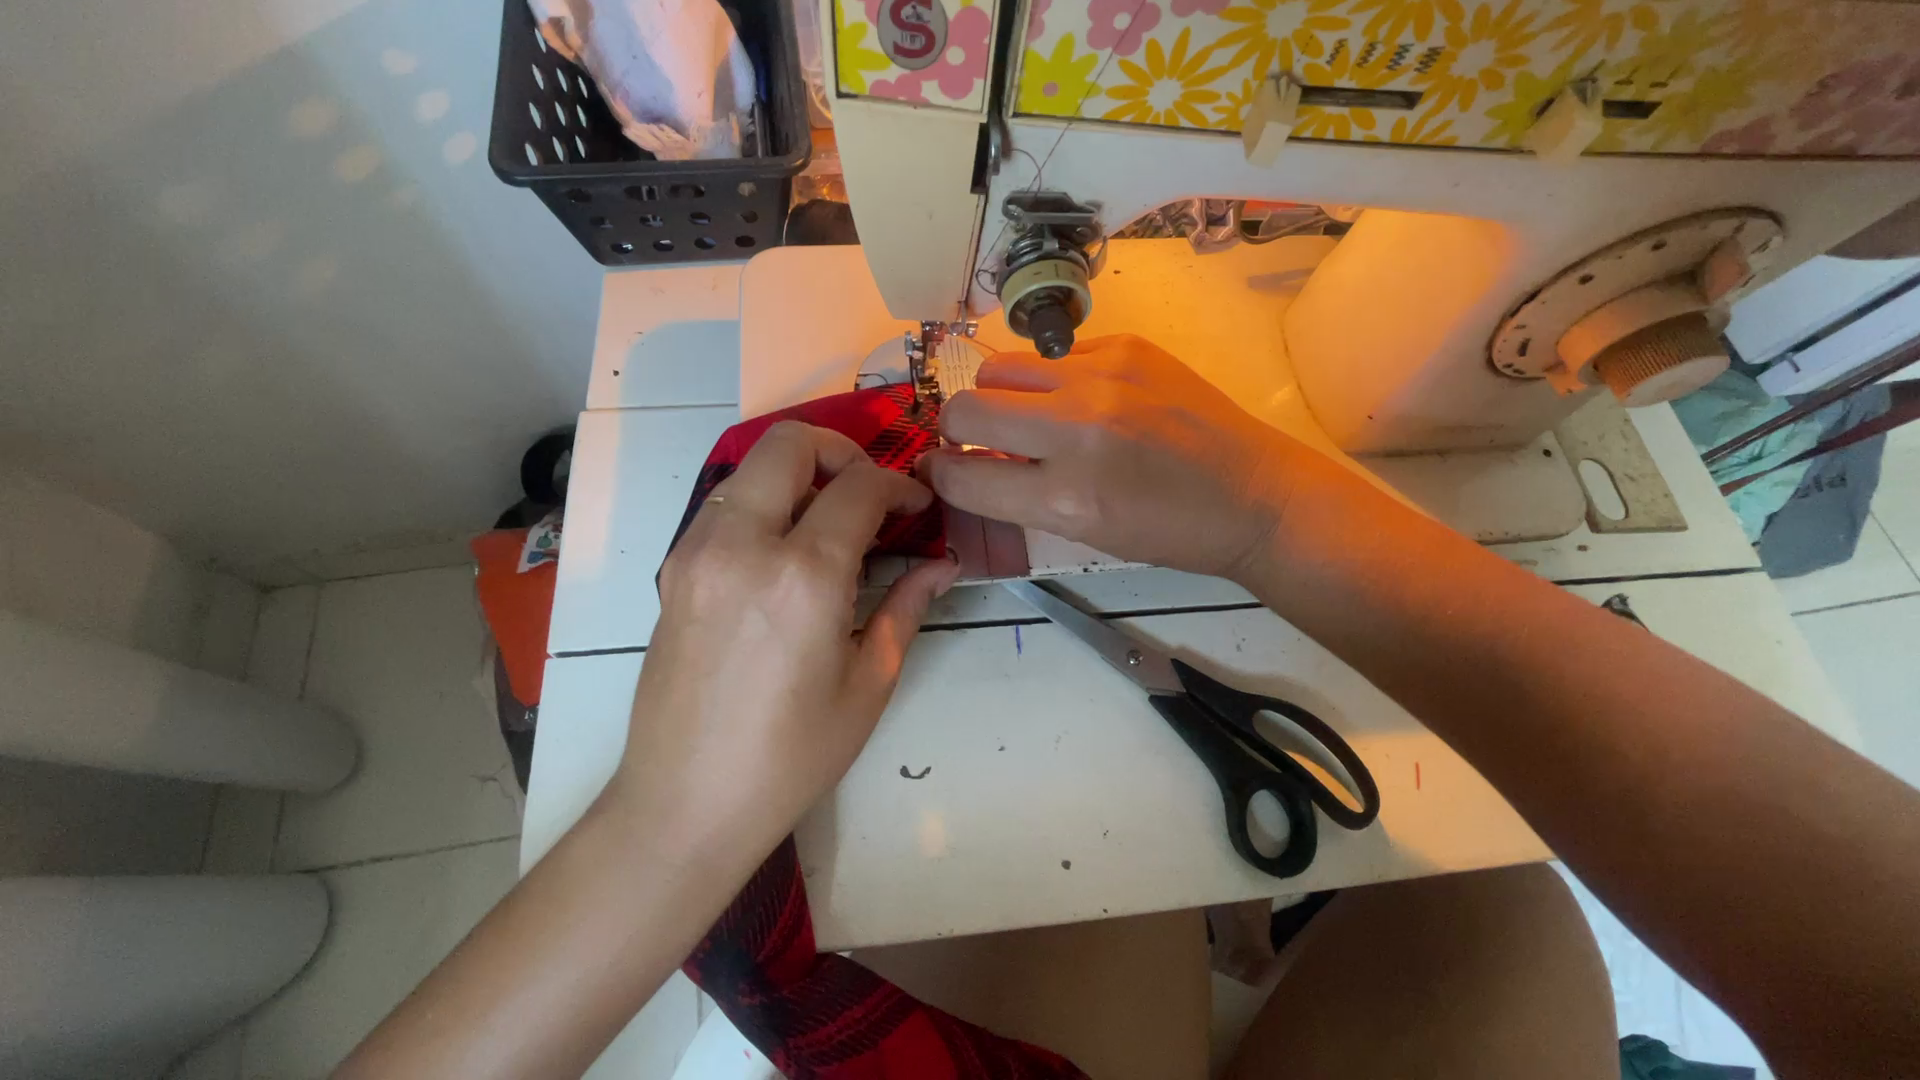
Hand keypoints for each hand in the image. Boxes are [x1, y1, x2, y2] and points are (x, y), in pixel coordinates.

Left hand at [613, 422, 961, 849]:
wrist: (686, 800)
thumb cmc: (792, 755)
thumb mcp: (867, 683)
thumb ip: (906, 606)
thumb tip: (943, 563)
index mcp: (804, 576)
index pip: (859, 487)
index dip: (899, 486)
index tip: (917, 507)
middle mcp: (744, 544)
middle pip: (790, 444)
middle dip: (840, 452)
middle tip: (869, 493)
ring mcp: (697, 550)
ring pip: (749, 468)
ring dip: (797, 474)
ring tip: (829, 521)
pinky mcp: (674, 568)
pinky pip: (724, 505)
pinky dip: (762, 503)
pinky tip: (786, 551)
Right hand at [923, 334, 1335, 579]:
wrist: (1253, 494)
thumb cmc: (1167, 531)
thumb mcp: (1085, 533)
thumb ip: (1019, 495)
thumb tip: (963, 462)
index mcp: (1066, 499)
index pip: (961, 476)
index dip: (939, 475)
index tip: (942, 470)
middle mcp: (1076, 430)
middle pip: (965, 408)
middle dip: (957, 429)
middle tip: (980, 440)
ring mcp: (1102, 377)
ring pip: (999, 368)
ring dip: (1000, 396)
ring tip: (1032, 415)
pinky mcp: (1125, 345)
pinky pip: (1053, 355)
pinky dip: (1053, 381)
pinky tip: (1089, 400)